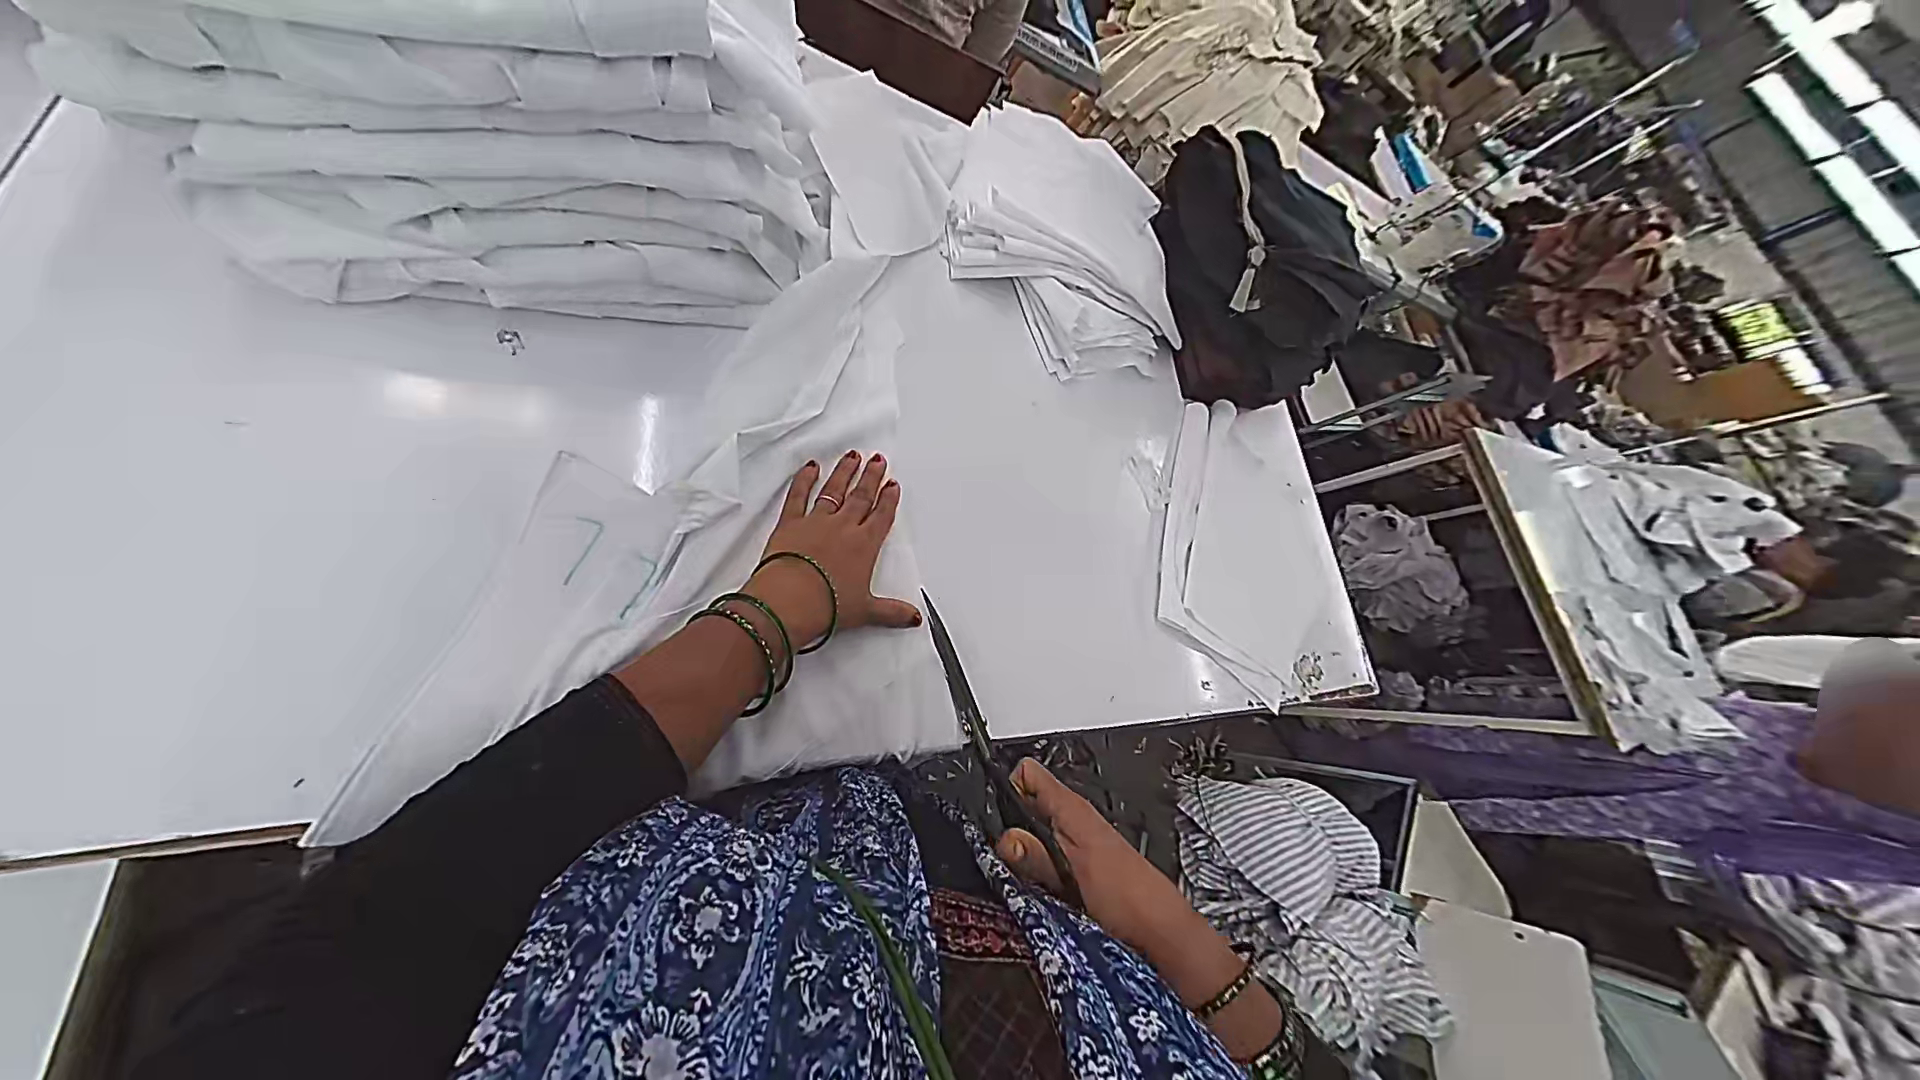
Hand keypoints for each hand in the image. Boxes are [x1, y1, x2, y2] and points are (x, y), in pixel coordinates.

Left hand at [743, 452, 921, 646]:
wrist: (790, 601)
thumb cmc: (827, 606)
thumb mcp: (865, 611)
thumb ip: (891, 612)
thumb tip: (912, 618)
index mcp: (864, 546)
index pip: (881, 516)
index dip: (889, 499)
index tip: (892, 486)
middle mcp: (843, 528)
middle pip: (861, 496)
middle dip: (871, 477)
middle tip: (878, 461)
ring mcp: (816, 522)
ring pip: (834, 489)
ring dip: (844, 472)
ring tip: (852, 457)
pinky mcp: (790, 523)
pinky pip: (799, 495)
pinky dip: (804, 479)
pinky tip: (810, 467)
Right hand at [995, 759, 1213, 958]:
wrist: (1161, 931)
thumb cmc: (1128, 897)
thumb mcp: (1070, 877)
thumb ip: (1034, 856)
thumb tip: (1004, 840)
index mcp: (1070, 807)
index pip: (1026, 773)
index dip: (1006, 791)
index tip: (997, 820)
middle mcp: (1072, 817)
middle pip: (1024, 807)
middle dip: (1012, 830)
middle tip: (1015, 860)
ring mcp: (1075, 840)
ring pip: (1033, 834)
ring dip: (1025, 854)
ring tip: (1034, 880)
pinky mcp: (1079, 862)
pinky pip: (1047, 854)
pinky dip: (1040, 868)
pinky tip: (1048, 890)